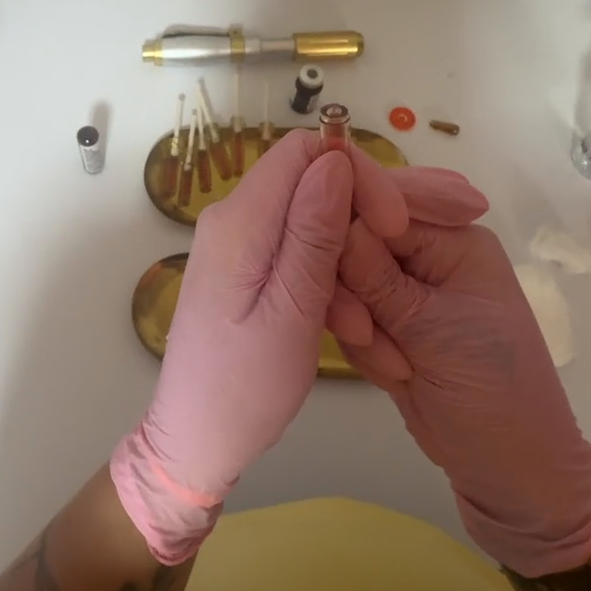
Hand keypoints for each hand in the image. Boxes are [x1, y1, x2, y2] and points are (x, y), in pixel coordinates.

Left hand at [112, 130, 405, 563]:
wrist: (196, 438)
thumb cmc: (244, 388)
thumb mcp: (292, 311)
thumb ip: (312, 233)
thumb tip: (335, 160)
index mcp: (238, 222)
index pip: (303, 152)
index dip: (357, 172)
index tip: (394, 222)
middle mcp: (231, 219)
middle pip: (307, 181)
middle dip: (358, 219)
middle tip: (390, 273)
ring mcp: (234, 243)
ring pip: (307, 219)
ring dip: (344, 259)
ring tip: (361, 323)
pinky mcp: (243, 267)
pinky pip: (294, 249)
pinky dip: (325, 277)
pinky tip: (343, 323)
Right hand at [331, 167, 590, 575]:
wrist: (508, 471)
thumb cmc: (492, 391)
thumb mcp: (434, 329)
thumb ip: (375, 274)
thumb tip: (329, 211)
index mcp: (453, 239)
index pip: (383, 203)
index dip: (347, 219)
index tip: (322, 252)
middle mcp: (427, 256)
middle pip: (355, 242)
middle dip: (354, 291)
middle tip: (366, 333)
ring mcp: (406, 293)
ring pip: (344, 284)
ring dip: (361, 328)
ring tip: (397, 367)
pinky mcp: (390, 325)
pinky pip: (350, 318)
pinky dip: (364, 349)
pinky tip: (395, 376)